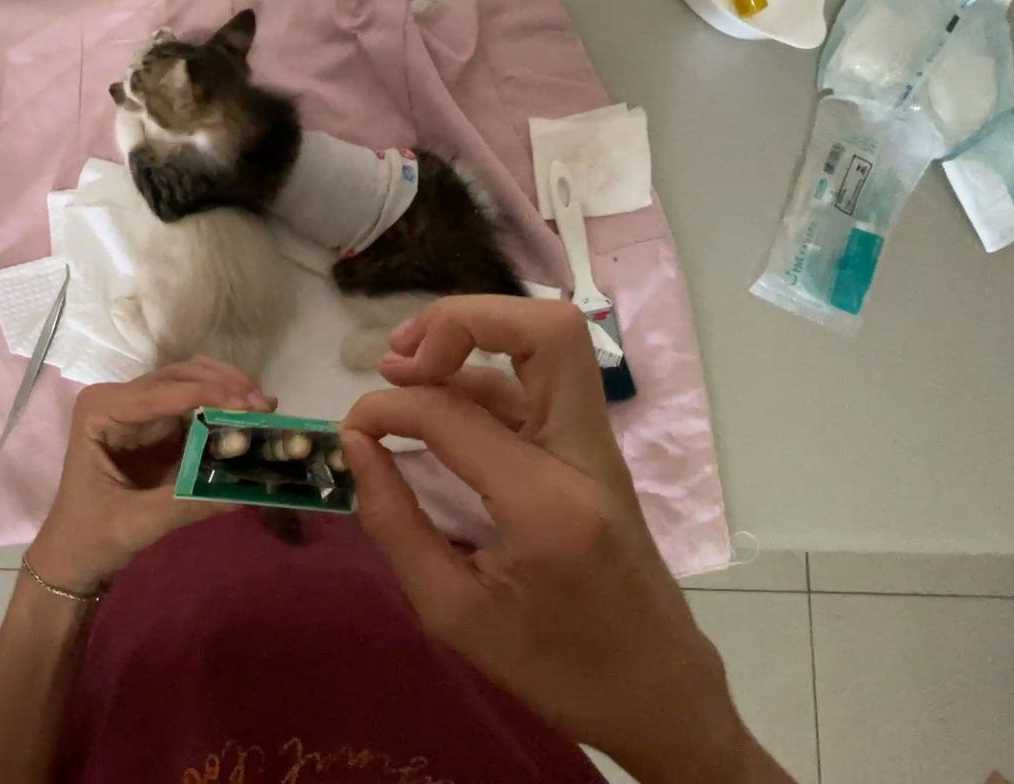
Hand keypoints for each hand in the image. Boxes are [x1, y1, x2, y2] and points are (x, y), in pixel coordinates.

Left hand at [29, 358, 276, 595]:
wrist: (73, 553)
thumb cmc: (92, 536)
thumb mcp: (137, 524)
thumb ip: (185, 504)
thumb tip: (240, 495)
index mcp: (101, 411)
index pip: (160, 392)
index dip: (206, 394)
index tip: (248, 405)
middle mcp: (117, 398)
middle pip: (178, 376)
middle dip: (223, 386)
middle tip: (264, 405)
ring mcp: (136, 407)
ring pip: (188, 380)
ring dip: (226, 387)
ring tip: (264, 405)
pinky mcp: (154, 423)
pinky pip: (192, 400)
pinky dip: (221, 402)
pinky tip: (248, 412)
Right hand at [340, 296, 787, 783]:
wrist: (660, 696)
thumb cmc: (554, 667)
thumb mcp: (452, 612)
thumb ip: (394, 522)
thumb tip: (355, 443)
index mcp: (547, 506)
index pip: (454, 413)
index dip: (389, 407)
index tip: (353, 429)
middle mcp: (585, 455)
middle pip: (547, 330)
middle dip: (461, 318)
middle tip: (402, 354)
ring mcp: (597, 445)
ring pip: (550, 341)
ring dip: (472, 332)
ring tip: (404, 360)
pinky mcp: (592, 449)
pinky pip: (537, 381)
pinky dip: (482, 368)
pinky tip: (438, 394)